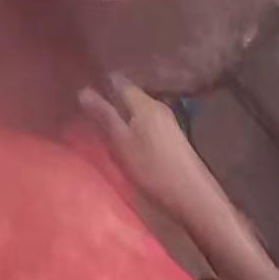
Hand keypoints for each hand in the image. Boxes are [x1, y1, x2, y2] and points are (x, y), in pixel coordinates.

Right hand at [79, 75, 224, 224]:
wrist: (196, 199)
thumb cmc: (153, 170)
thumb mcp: (122, 143)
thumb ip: (103, 115)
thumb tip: (83, 90)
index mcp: (144, 103)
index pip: (118, 79)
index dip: (100, 81)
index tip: (82, 87)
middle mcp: (158, 106)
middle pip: (128, 93)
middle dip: (109, 97)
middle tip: (86, 107)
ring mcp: (168, 121)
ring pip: (137, 107)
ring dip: (121, 112)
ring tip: (101, 121)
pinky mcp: (173, 136)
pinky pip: (146, 119)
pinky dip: (132, 123)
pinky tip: (124, 136)